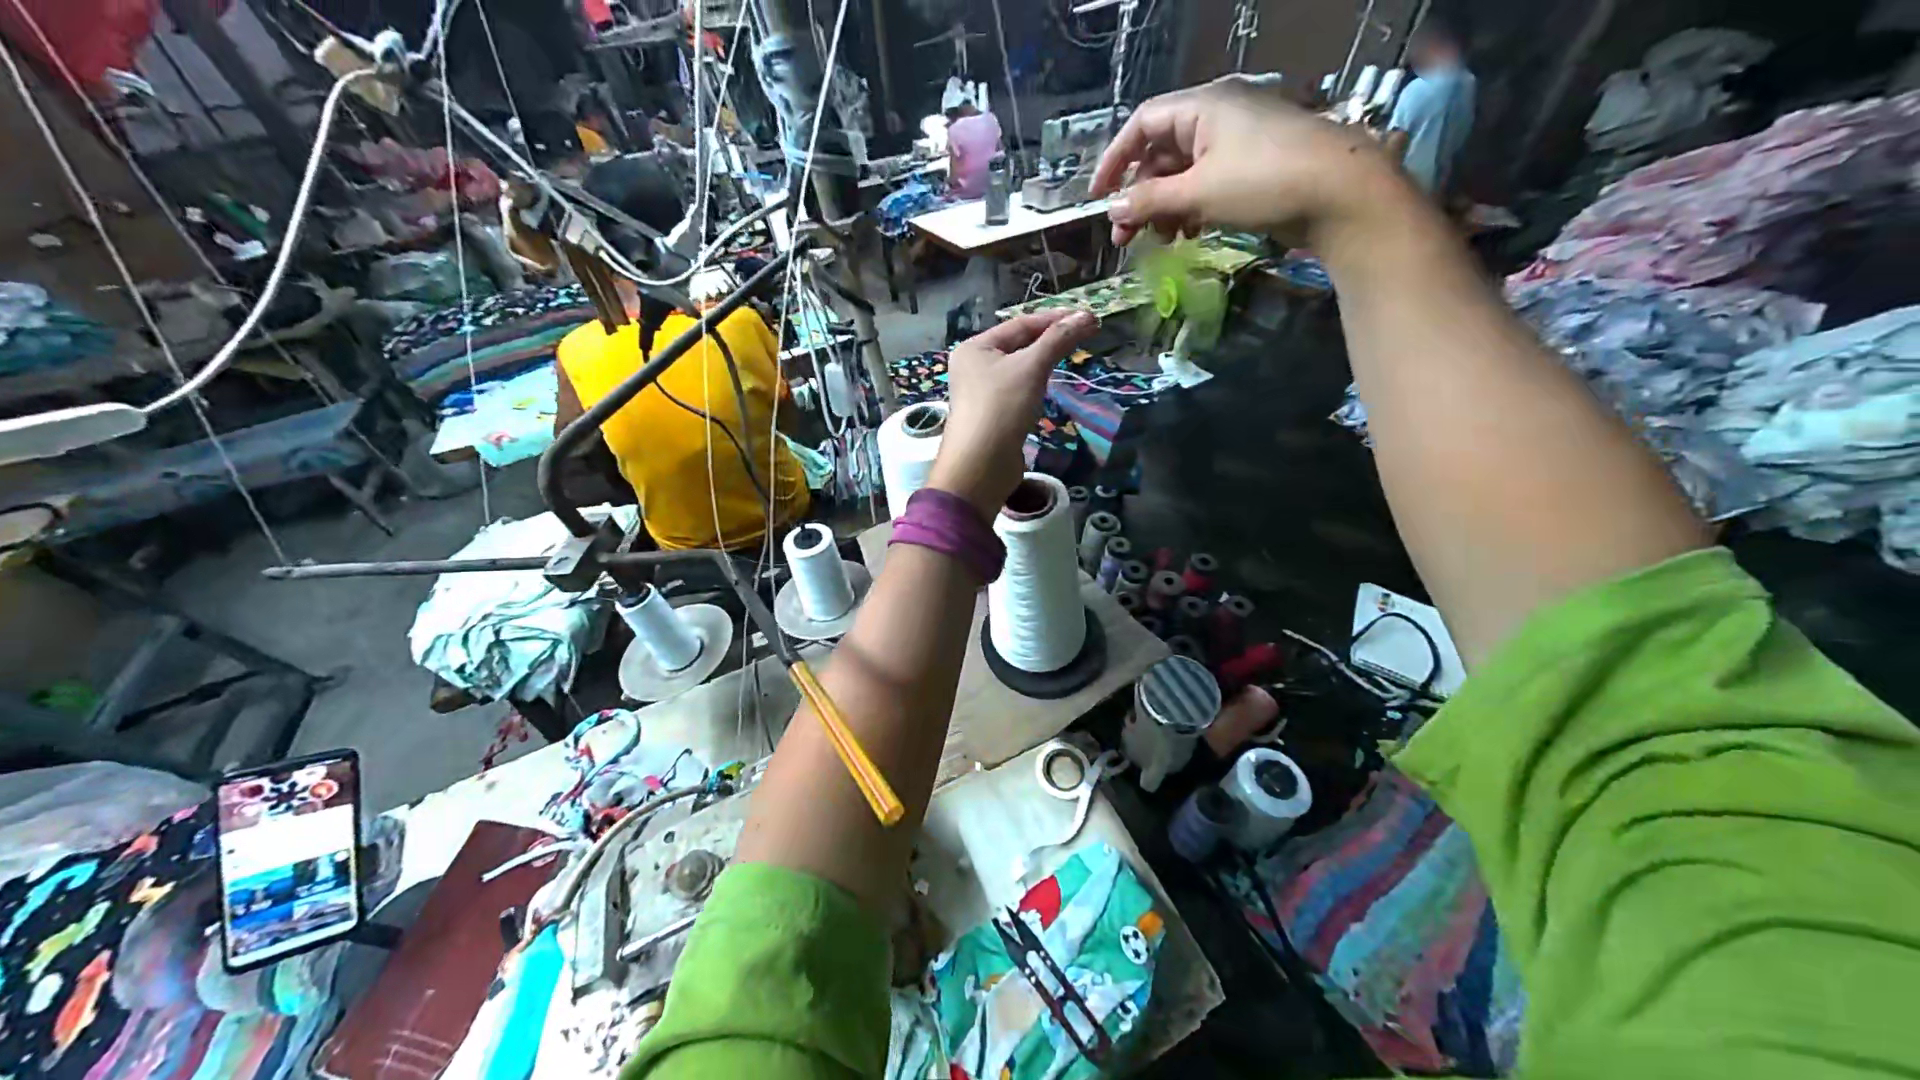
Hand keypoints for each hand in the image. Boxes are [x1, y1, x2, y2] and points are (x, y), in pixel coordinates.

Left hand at [926, 310, 1098, 519]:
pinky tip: (1050, 387)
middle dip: (1051, 340)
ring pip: (1019, 369)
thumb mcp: (1031, 367)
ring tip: (1072, 357)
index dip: (1055, 319)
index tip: (1088, 318)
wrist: (981, 467)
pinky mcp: (993, 415)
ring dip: (1044, 363)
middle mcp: (974, 366)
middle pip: (1019, 345)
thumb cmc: (1001, 408)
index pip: (1020, 324)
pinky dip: (1036, 385)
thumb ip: (1059, 340)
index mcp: (975, 347)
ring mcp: (981, 393)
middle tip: (1086, 337)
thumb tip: (1088, 316)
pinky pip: (1018, 391)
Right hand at [1090, 77, 1408, 247]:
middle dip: (1138, 195)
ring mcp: (1237, 142)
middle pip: (1161, 153)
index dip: (1114, 160)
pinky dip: (1189, 209)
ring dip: (1162, 207)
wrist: (1340, 194)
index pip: (1143, 125)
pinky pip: (1206, 184)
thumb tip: (1112, 209)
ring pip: (1183, 173)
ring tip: (1157, 240)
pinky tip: (1186, 233)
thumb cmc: (1263, 181)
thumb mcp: (1197, 192)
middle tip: (1124, 236)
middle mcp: (1218, 116)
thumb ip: (1148, 200)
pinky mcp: (1252, 168)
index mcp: (1203, 106)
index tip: (1097, 198)